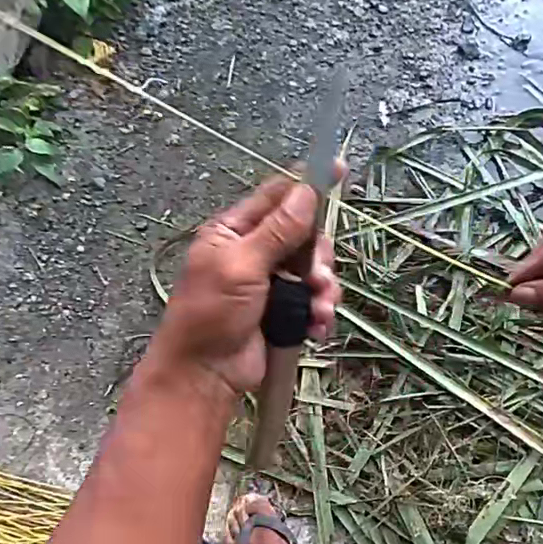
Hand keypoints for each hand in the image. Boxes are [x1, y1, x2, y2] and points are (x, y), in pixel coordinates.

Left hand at [148, 175, 341, 397]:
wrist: (206, 373)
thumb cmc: (210, 313)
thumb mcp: (240, 265)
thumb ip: (276, 231)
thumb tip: (307, 193)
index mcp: (234, 231)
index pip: (276, 196)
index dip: (306, 184)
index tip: (336, 169)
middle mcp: (255, 252)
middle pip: (304, 236)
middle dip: (318, 257)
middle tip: (315, 277)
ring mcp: (271, 284)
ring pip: (314, 271)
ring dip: (323, 289)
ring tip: (318, 309)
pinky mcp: (284, 312)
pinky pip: (314, 302)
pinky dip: (320, 312)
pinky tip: (317, 326)